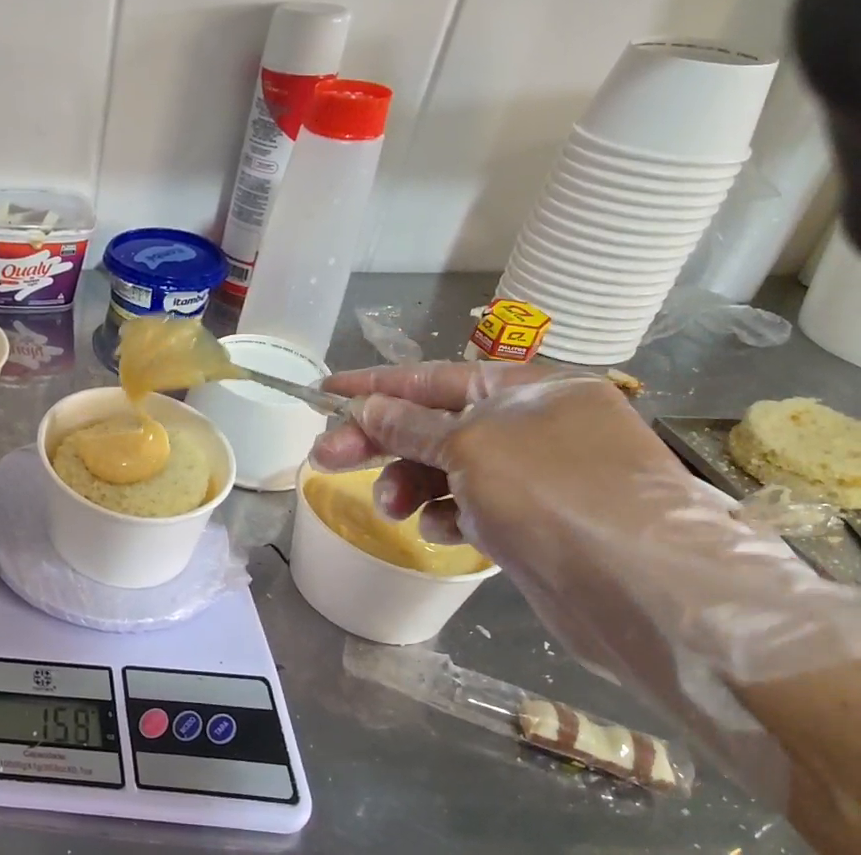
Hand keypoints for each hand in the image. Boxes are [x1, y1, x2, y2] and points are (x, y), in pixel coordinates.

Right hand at [310, 361, 687, 557]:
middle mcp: (538, 426)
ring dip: (410, 485)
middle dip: (380, 443)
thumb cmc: (552, 493)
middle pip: (434, 425)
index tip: (323, 393)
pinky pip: (473, 507)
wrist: (644, 590)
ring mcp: (541, 477)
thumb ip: (409, 425)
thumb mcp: (467, 445)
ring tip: (390, 509)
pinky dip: (448, 515)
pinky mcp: (539, 524)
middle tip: (325, 459)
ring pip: (448, 470)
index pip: (433, 377)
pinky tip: (439, 533)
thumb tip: (367, 408)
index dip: (373, 386)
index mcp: (533, 389)